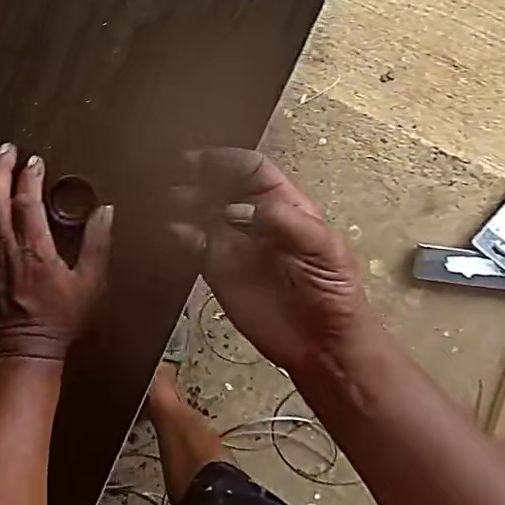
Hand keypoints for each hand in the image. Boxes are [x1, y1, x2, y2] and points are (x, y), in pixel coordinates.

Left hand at [0, 143, 111, 360]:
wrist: (26, 351)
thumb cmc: (61, 318)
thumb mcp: (91, 284)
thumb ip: (98, 244)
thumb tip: (104, 210)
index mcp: (36, 253)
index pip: (28, 204)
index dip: (30, 177)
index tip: (35, 161)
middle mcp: (5, 253)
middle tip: (6, 150)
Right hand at [171, 148, 372, 374]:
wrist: (322, 347)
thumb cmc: (335, 296)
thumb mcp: (324, 251)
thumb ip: (287, 222)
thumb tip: (244, 207)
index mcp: (283, 205)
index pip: (250, 168)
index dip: (226, 159)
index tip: (201, 158)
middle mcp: (252, 218)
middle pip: (216, 183)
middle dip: (194, 174)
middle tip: (174, 172)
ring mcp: (230, 241)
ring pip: (196, 209)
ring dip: (180, 201)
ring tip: (168, 200)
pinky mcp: (213, 265)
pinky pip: (188, 241)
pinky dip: (175, 233)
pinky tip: (172, 231)